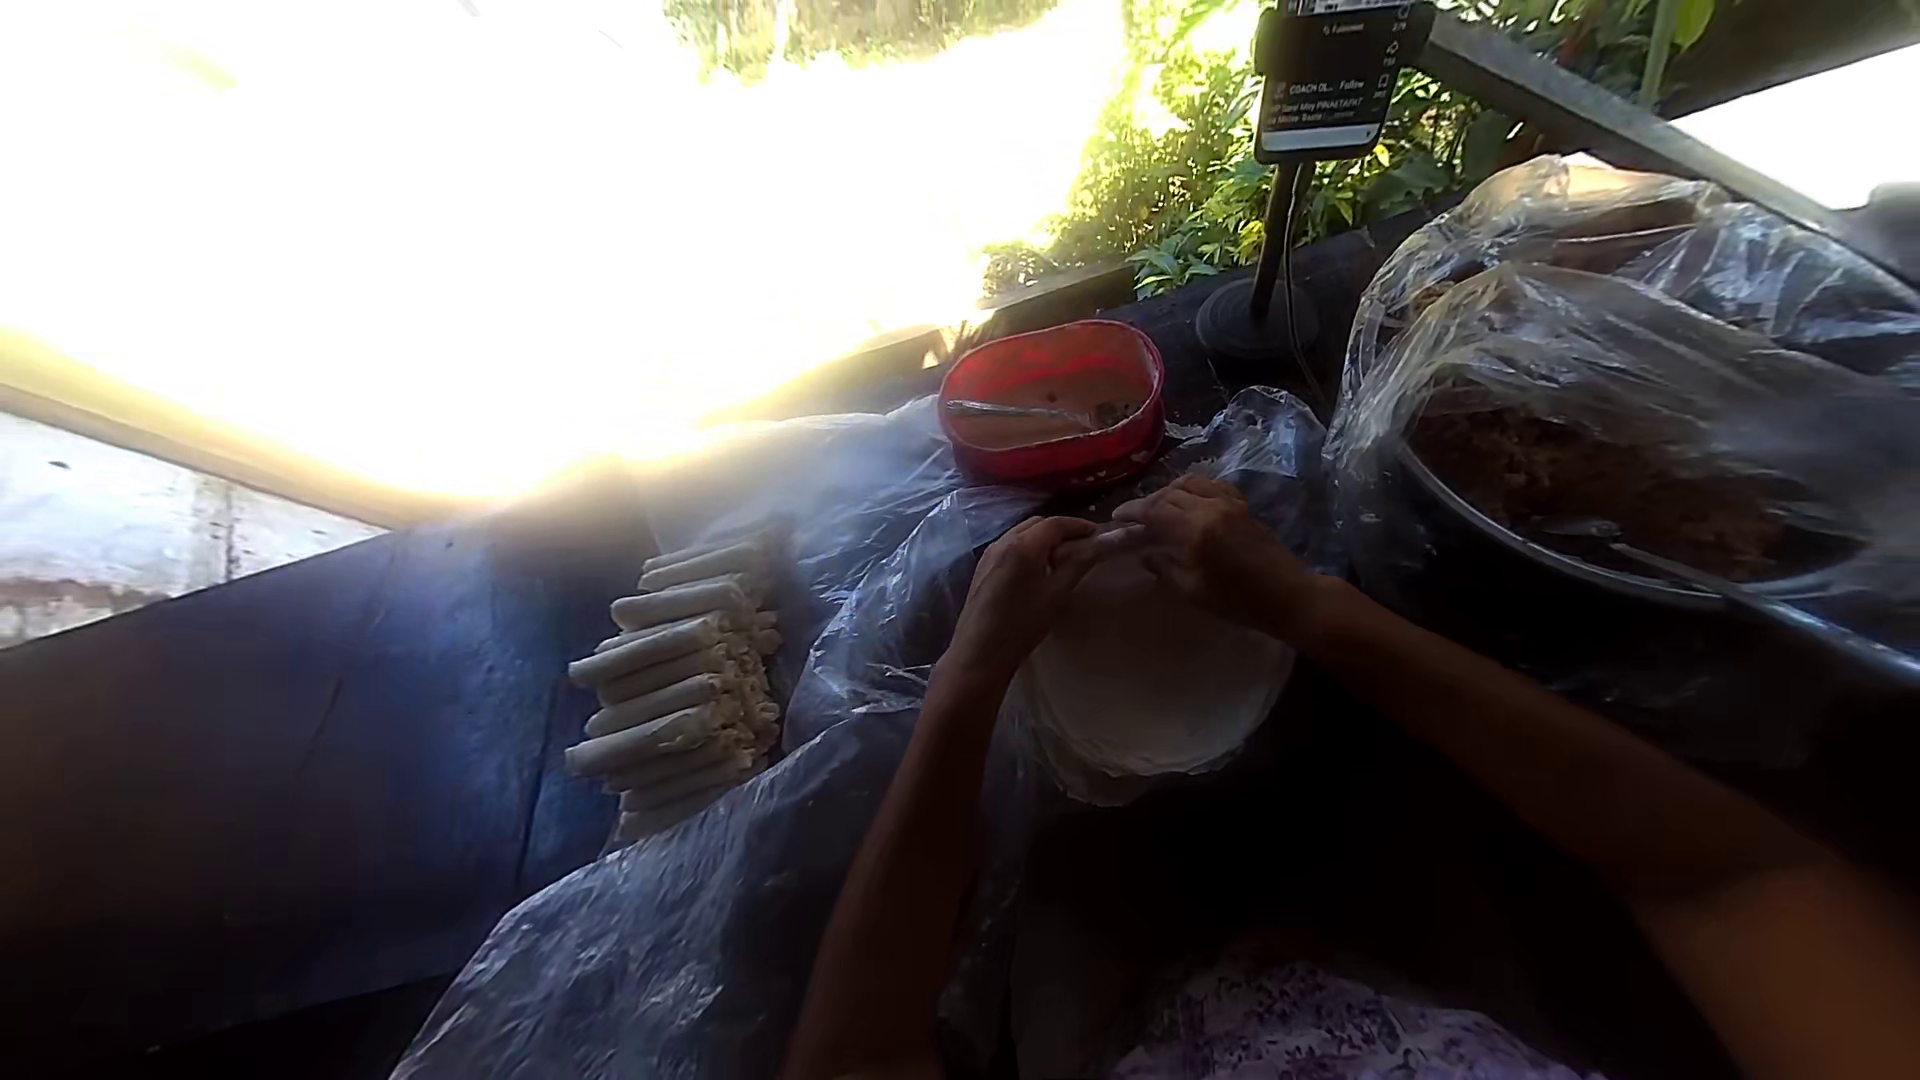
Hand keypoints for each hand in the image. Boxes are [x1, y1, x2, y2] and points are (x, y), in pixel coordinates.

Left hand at [943, 516, 1110, 684]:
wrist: (980, 651)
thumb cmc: (1022, 625)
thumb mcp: (1056, 595)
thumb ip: (1078, 564)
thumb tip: (1099, 545)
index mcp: (1022, 546)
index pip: (1055, 524)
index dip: (1078, 525)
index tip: (1097, 534)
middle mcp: (1002, 542)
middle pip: (1036, 524)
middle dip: (1061, 530)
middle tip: (1082, 545)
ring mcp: (989, 553)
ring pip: (1021, 533)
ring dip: (1043, 538)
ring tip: (1063, 557)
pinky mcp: (982, 566)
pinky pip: (1010, 545)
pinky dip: (1028, 547)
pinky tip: (1038, 568)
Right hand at [1112, 472, 1323, 641]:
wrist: (1287, 595)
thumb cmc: (1237, 600)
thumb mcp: (1192, 590)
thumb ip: (1164, 567)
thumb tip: (1145, 555)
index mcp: (1195, 530)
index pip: (1153, 510)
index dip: (1131, 511)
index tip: (1116, 517)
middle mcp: (1210, 508)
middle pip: (1168, 494)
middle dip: (1146, 503)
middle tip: (1132, 516)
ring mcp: (1229, 503)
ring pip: (1189, 483)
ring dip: (1168, 492)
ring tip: (1157, 506)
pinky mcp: (1241, 505)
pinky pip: (1211, 485)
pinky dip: (1193, 488)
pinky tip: (1188, 501)